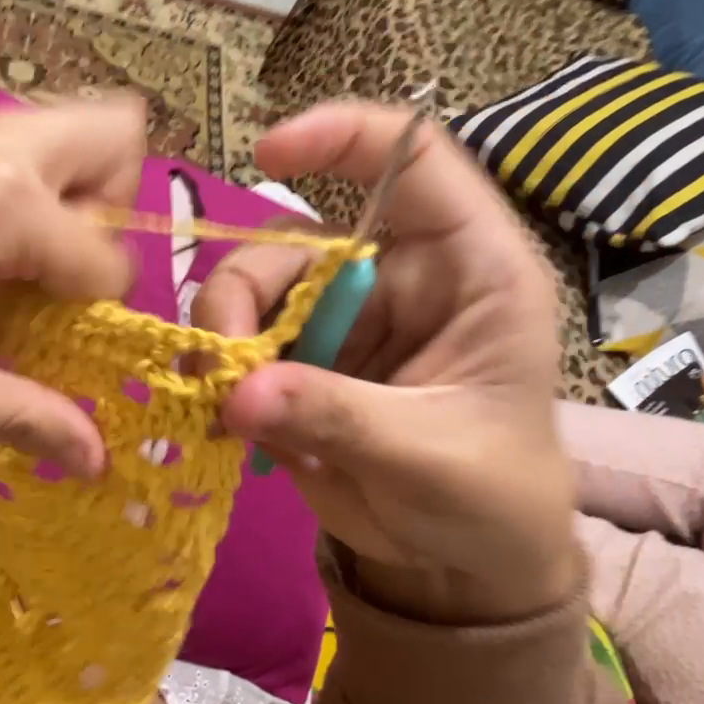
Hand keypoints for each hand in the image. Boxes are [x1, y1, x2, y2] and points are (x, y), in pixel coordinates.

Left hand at [0, 101, 146, 477]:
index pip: (107, 255)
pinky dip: (12, 180)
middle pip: (114, 136)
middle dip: (108, 210)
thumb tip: (97, 459)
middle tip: (51, 270)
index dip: (95, 310)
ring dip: (61, 193)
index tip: (45, 337)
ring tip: (2, 259)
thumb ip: (22, 416)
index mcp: (0, 204)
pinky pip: (5, 136)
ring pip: (60, 130)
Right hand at [194, 101, 577, 619]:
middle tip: (222, 366)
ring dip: (220, 345)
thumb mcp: (430, 456)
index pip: (413, 163)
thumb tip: (236, 392)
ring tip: (224, 409)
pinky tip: (225, 425)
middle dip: (241, 300)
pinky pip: (234, 353)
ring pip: (247, 299)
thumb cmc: (488, 499)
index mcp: (465, 271)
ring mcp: (336, 327)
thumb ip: (338, 416)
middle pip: (290, 247)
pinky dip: (215, 381)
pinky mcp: (296, 370)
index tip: (267, 154)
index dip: (343, 139)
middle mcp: (391, 283)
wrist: (458, 564)